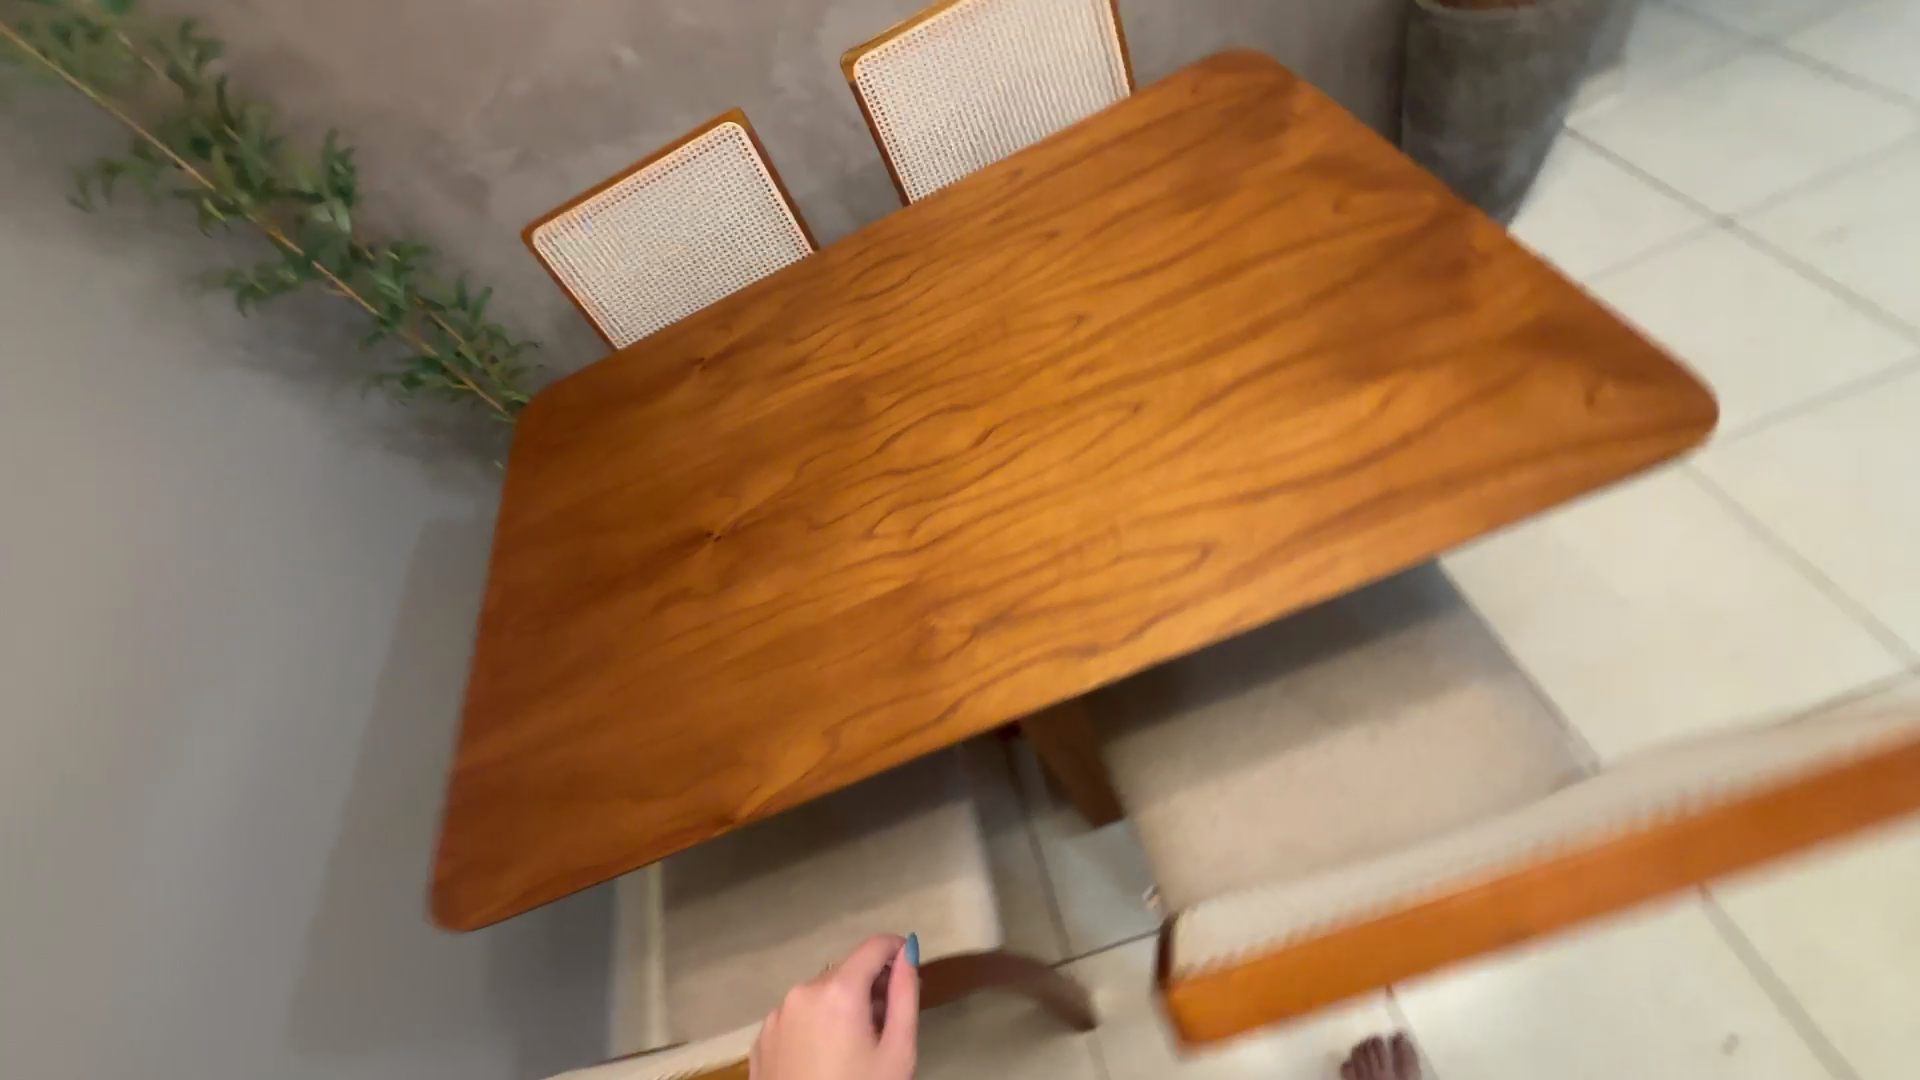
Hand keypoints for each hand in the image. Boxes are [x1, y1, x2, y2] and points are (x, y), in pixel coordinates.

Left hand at [749, 934, 918, 1079]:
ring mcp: (776, 1016)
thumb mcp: (898, 1052)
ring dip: (841, 1007)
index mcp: (838, 990)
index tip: (908, 973)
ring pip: (821, 993)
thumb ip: (905, 993)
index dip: (896, 951)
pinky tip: (823, 1063)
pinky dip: (815, 1025)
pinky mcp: (761, 1040)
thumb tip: (908, 949)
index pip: (874, 946)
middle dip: (869, 989)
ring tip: (852, 1052)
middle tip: (883, 1030)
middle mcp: (802, 991)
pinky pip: (798, 1016)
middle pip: (847, 972)